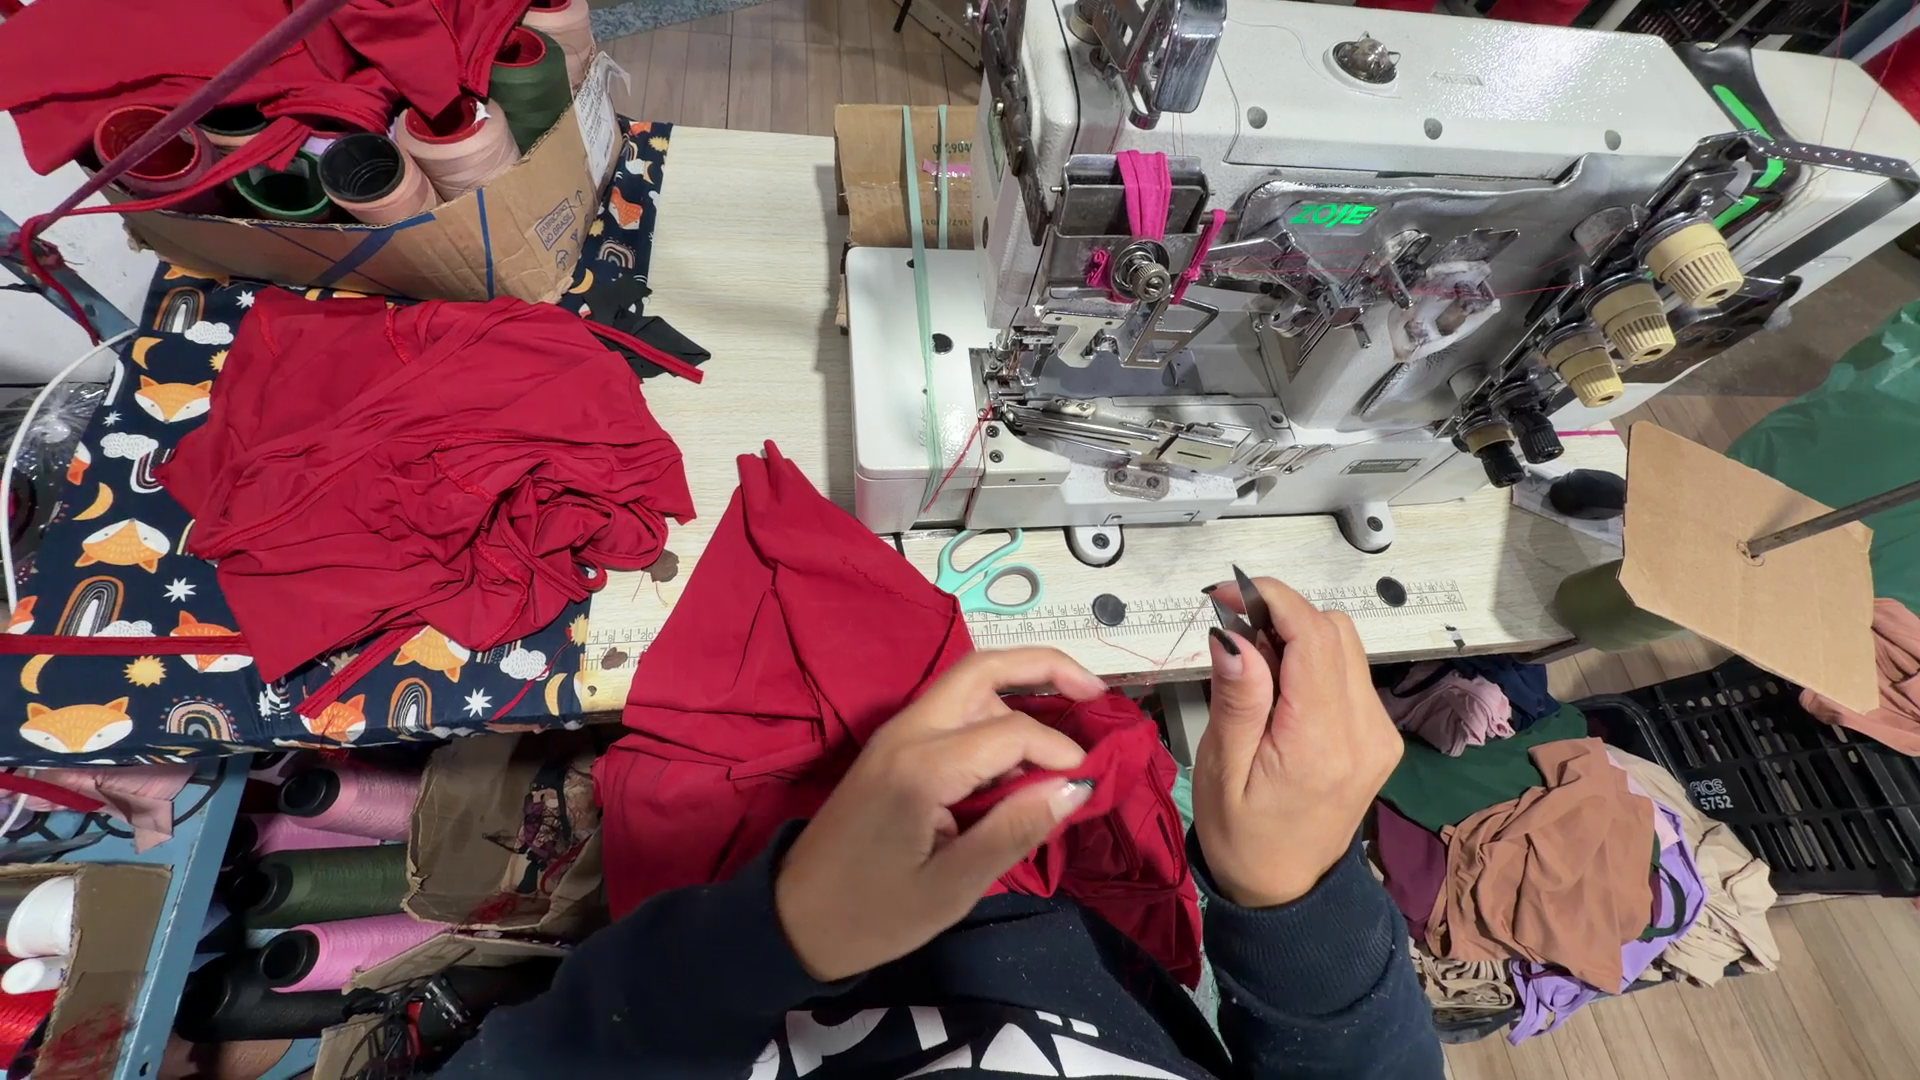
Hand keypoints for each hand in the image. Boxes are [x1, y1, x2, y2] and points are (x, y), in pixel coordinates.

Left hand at [774, 648, 1108, 980]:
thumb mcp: (951, 889)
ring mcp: (897, 732)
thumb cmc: (871, 913)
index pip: (1010, 731)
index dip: (1058, 751)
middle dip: (1043, 666)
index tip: (1085, 783)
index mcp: (922, 767)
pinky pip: (952, 710)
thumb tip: (1073, 787)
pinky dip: (993, 715)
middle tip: (1094, 691)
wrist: (793, 917)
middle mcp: (908, 731)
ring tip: (1058, 734)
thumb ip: (1013, 831)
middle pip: (981, 668)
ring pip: (966, 684)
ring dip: (1017, 692)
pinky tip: (1015, 754)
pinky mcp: (894, 744)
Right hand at [1194, 576, 1400, 907]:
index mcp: (1323, 740)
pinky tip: (1276, 687)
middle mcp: (1365, 730)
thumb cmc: (1241, 833)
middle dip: (1279, 614)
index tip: (1226, 594)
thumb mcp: (1222, 768)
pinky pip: (1346, 671)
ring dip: (1294, 634)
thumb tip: (1234, 635)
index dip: (1271, 598)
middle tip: (1230, 635)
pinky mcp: (1376, 735)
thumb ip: (1237, 699)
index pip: (1314, 636)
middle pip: (1334, 631)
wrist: (1286, 890)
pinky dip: (1308, 659)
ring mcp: (1378, 732)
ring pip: (1343, 645)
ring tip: (1250, 665)